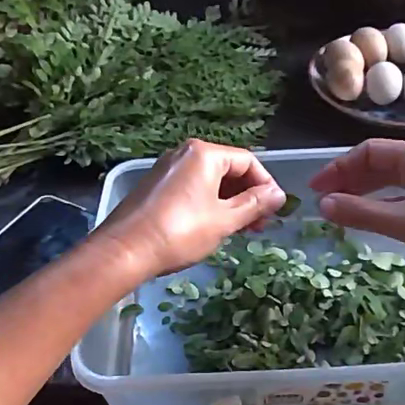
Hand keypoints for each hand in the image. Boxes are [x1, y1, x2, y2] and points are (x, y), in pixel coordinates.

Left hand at [98, 139, 288, 277]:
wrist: (125, 250)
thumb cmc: (180, 232)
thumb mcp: (224, 220)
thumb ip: (254, 204)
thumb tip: (279, 194)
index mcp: (203, 154)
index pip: (248, 161)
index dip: (265, 185)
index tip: (274, 211)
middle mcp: (183, 154)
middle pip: (228, 169)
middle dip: (247, 196)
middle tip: (259, 225)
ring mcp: (166, 170)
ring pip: (209, 182)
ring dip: (229, 203)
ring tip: (239, 230)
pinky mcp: (155, 188)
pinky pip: (191, 189)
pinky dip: (208, 205)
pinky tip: (213, 228)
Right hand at [309, 139, 404, 284]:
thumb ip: (361, 212)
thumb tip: (323, 206)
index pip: (368, 151)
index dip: (338, 168)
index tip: (316, 189)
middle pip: (378, 164)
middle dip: (348, 180)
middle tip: (323, 202)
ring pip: (389, 182)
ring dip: (362, 194)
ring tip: (339, 212)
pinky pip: (401, 197)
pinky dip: (379, 205)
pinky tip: (368, 220)